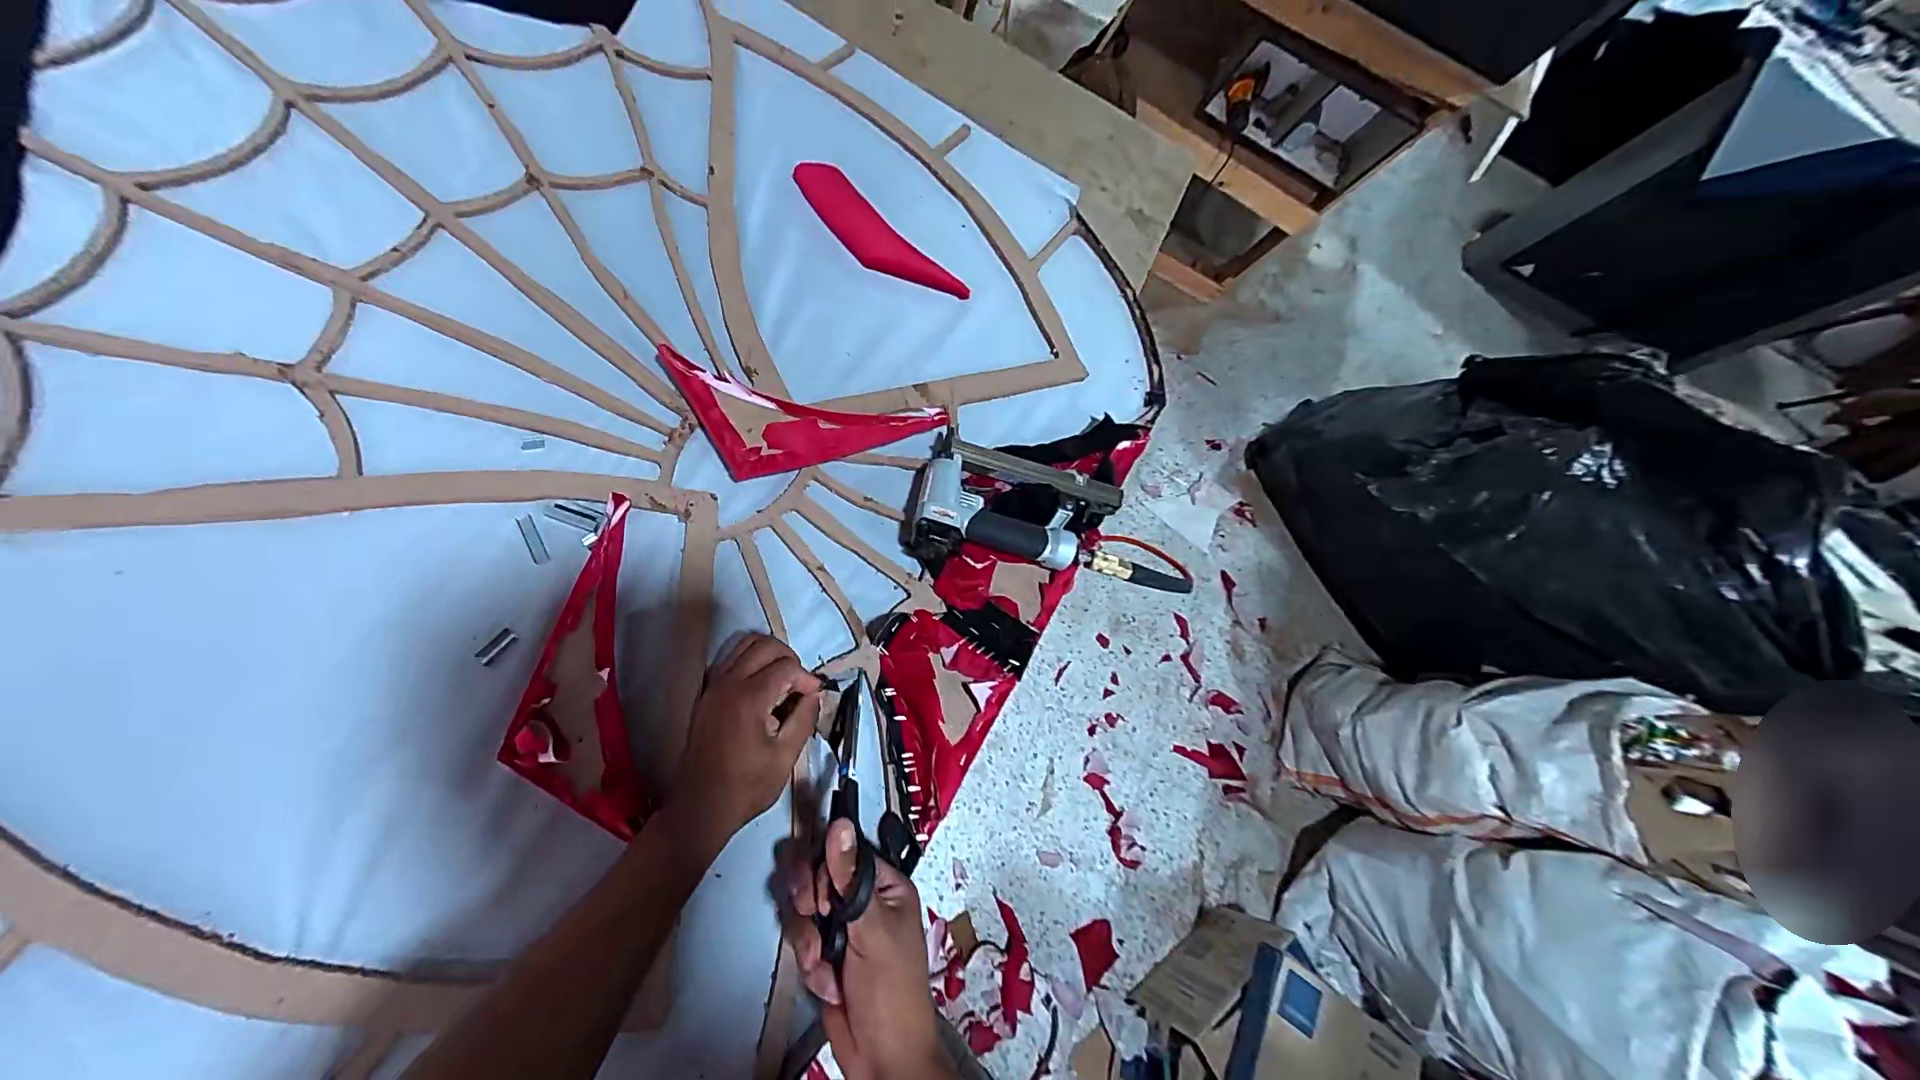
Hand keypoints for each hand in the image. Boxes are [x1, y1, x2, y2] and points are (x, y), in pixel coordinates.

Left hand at [670, 634, 820, 847]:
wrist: (702, 807)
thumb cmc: (747, 786)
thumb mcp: (786, 756)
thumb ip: (804, 718)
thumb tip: (814, 695)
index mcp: (749, 698)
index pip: (786, 666)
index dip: (806, 678)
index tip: (814, 697)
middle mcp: (728, 684)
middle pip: (765, 646)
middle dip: (789, 658)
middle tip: (801, 684)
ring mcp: (712, 687)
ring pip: (743, 646)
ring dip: (768, 654)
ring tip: (782, 679)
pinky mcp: (705, 695)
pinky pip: (729, 660)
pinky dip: (748, 661)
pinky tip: (760, 685)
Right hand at [790, 819, 953, 1079]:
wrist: (881, 1057)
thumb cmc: (894, 993)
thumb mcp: (872, 929)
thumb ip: (850, 879)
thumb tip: (840, 829)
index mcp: (886, 887)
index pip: (845, 852)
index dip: (826, 866)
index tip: (820, 889)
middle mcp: (863, 901)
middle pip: (818, 875)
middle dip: (810, 902)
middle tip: (816, 917)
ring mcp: (842, 928)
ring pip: (804, 908)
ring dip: (810, 941)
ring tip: (825, 960)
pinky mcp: (823, 953)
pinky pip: (800, 940)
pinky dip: (809, 965)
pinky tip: (829, 982)